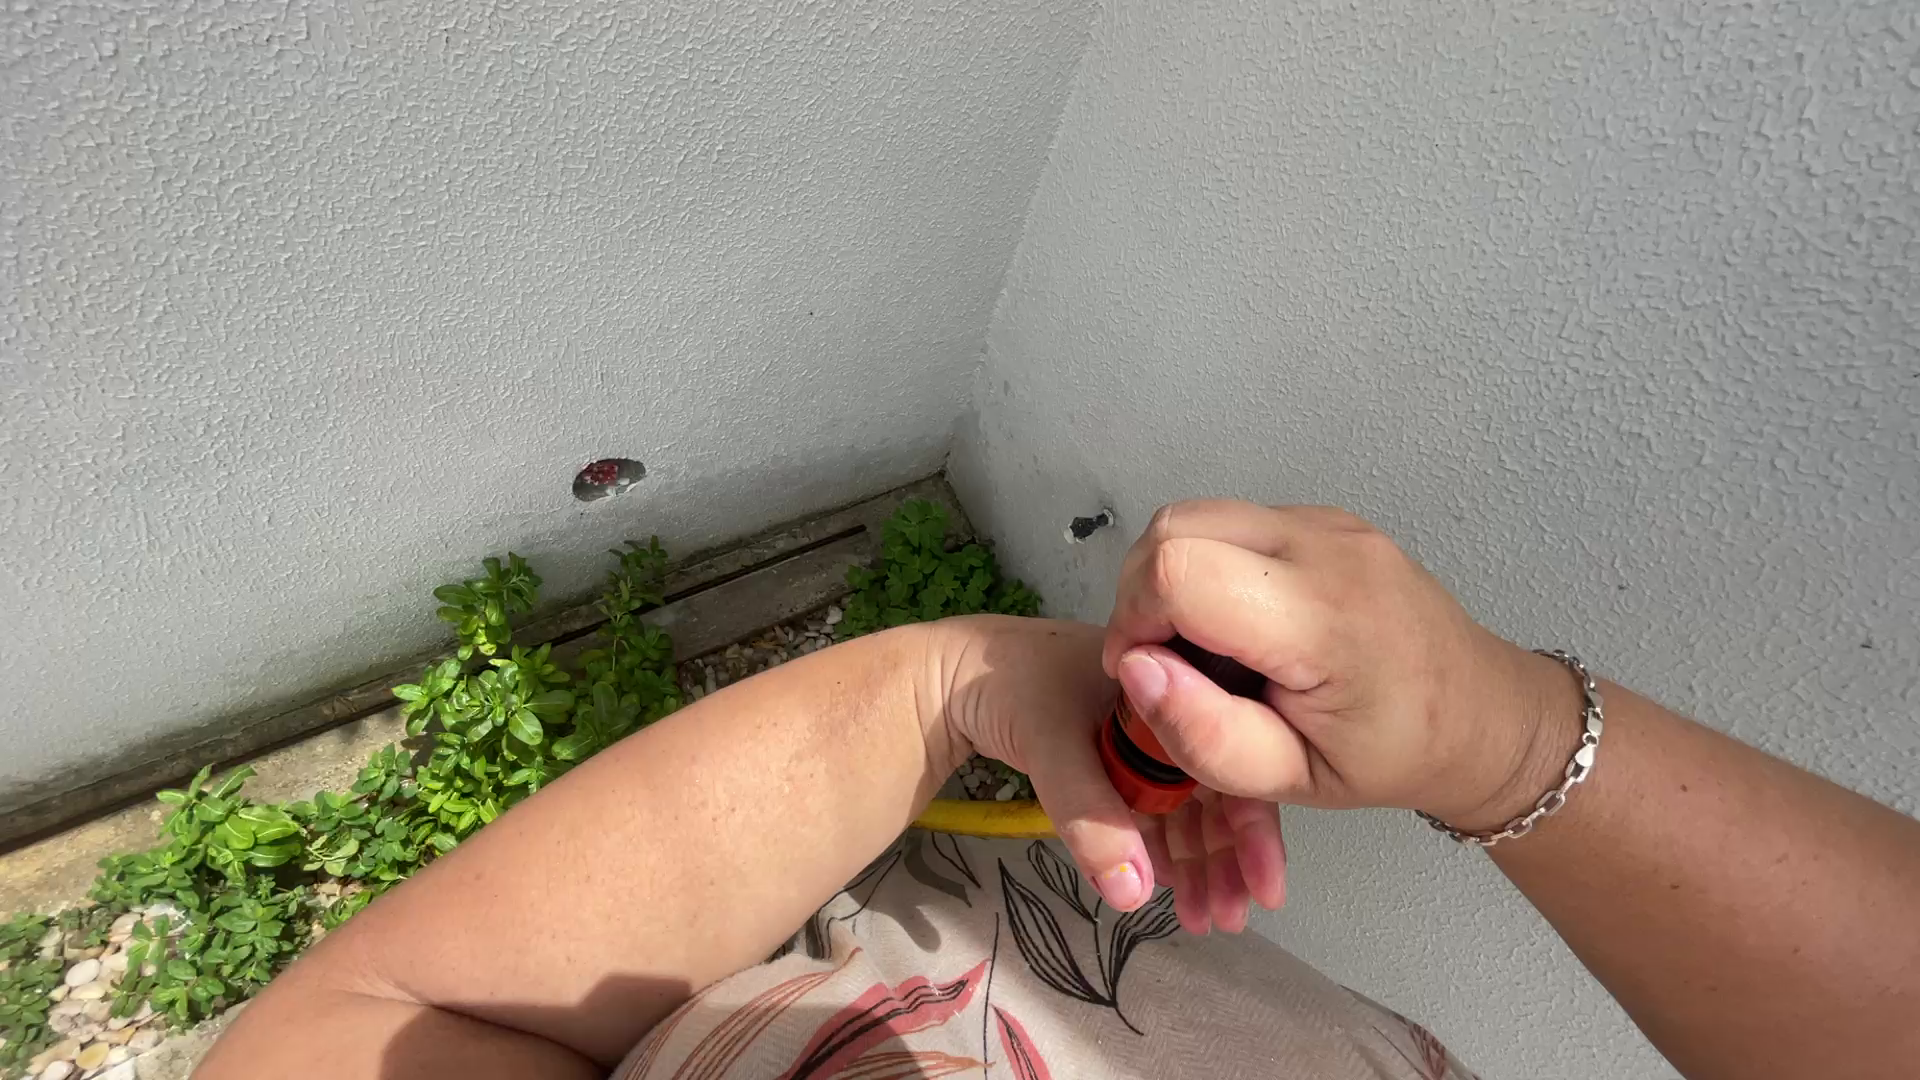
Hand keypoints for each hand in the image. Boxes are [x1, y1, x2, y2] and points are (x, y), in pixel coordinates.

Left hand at [921, 616, 1287, 930]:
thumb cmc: (1006, 688)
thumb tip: (1134, 895)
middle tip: (1226, 920)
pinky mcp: (1110, 753)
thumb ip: (1090, 815)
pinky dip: (1159, 842)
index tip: (1262, 889)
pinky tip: (1168, 885)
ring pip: (1180, 801)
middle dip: (1224, 856)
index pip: (1225, 757)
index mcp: (1168, 680)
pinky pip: (1147, 802)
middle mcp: (1164, 705)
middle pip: (1209, 787)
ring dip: (1195, 858)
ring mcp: (1137, 732)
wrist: (946, 674)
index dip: (1250, 825)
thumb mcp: (1052, 743)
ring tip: (1203, 918)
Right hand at [1101, 503, 1575, 923]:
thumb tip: (1135, 666)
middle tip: (1163, 655)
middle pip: (1172, 527)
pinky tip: (1229, 617)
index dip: (1134, 618)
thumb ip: (1204, 734)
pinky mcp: (1317, 516)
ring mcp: (1323, 520)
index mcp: (1321, 617)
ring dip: (1165, 575)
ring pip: (1190, 517)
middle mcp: (1323, 545)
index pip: (1178, 570)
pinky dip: (1198, 564)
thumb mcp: (1291, 779)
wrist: (1484, 711)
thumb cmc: (1392, 756)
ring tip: (1196, 639)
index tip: (1143, 670)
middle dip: (1140, 592)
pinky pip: (1223, 522)